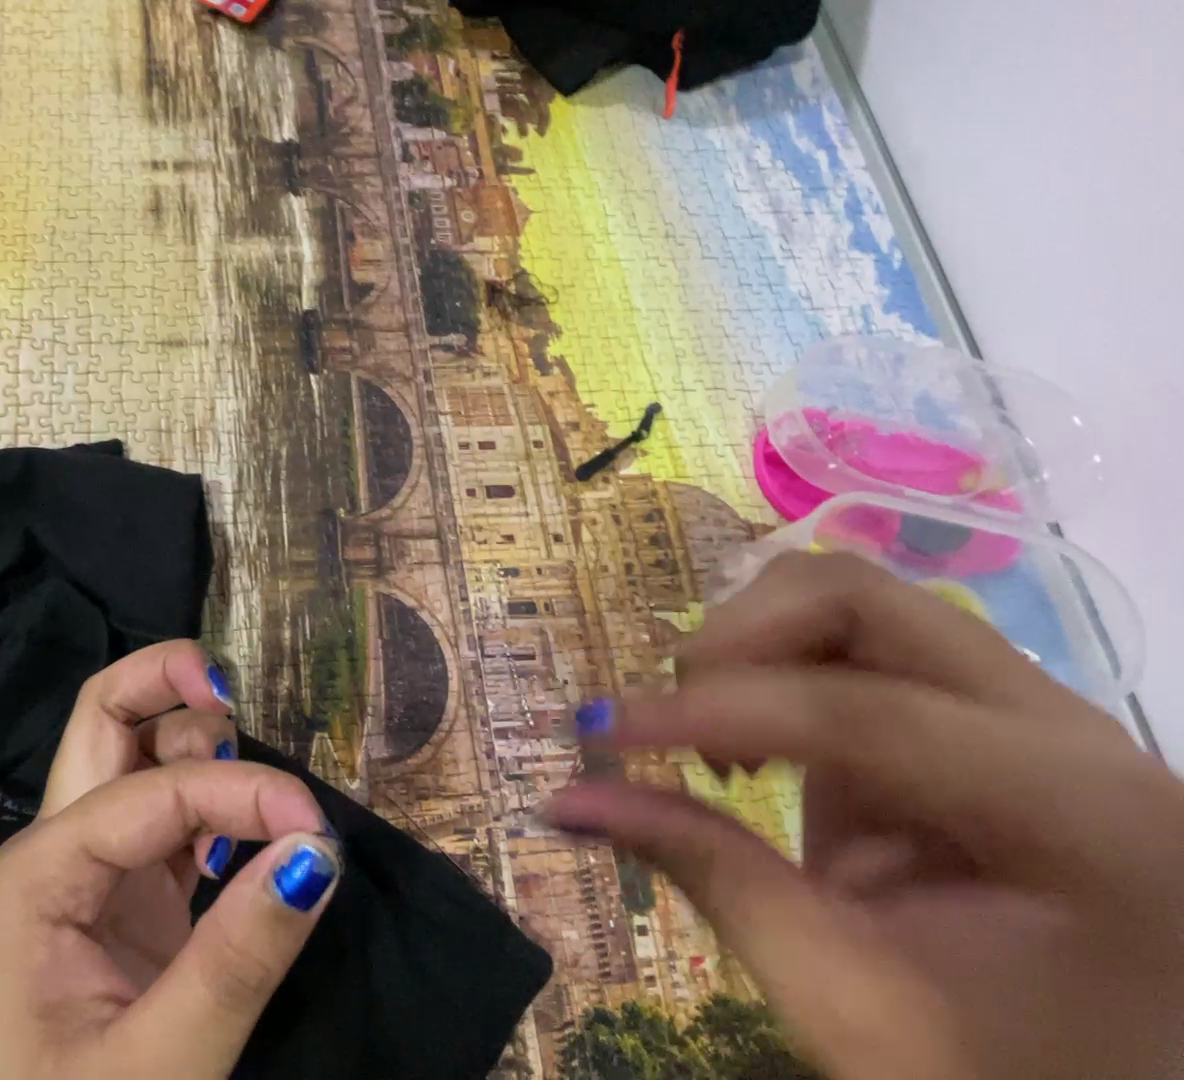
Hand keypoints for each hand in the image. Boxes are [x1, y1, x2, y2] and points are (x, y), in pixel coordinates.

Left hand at [0, 641, 342, 1078]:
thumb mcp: (155, 1066)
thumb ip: (237, 959)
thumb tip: (321, 854)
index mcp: (40, 870)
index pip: (155, 791)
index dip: (243, 794)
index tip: (320, 834)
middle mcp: (57, 848)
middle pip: (104, 721)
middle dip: (164, 681)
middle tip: (232, 683)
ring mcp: (88, 875)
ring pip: (135, 762)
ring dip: (191, 739)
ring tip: (254, 772)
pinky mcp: (122, 908)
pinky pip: (164, 826)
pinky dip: (209, 805)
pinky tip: (249, 825)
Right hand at [553, 553, 1183, 1079]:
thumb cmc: (989, 1069)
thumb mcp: (840, 995)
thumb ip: (705, 871)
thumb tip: (562, 800)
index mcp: (1079, 815)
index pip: (862, 713)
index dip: (710, 712)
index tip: (595, 732)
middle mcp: (1067, 728)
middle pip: (863, 600)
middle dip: (735, 637)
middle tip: (666, 714)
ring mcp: (1021, 709)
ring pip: (852, 599)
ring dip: (749, 642)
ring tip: (706, 730)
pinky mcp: (963, 715)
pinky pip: (850, 642)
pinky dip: (768, 665)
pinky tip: (746, 740)